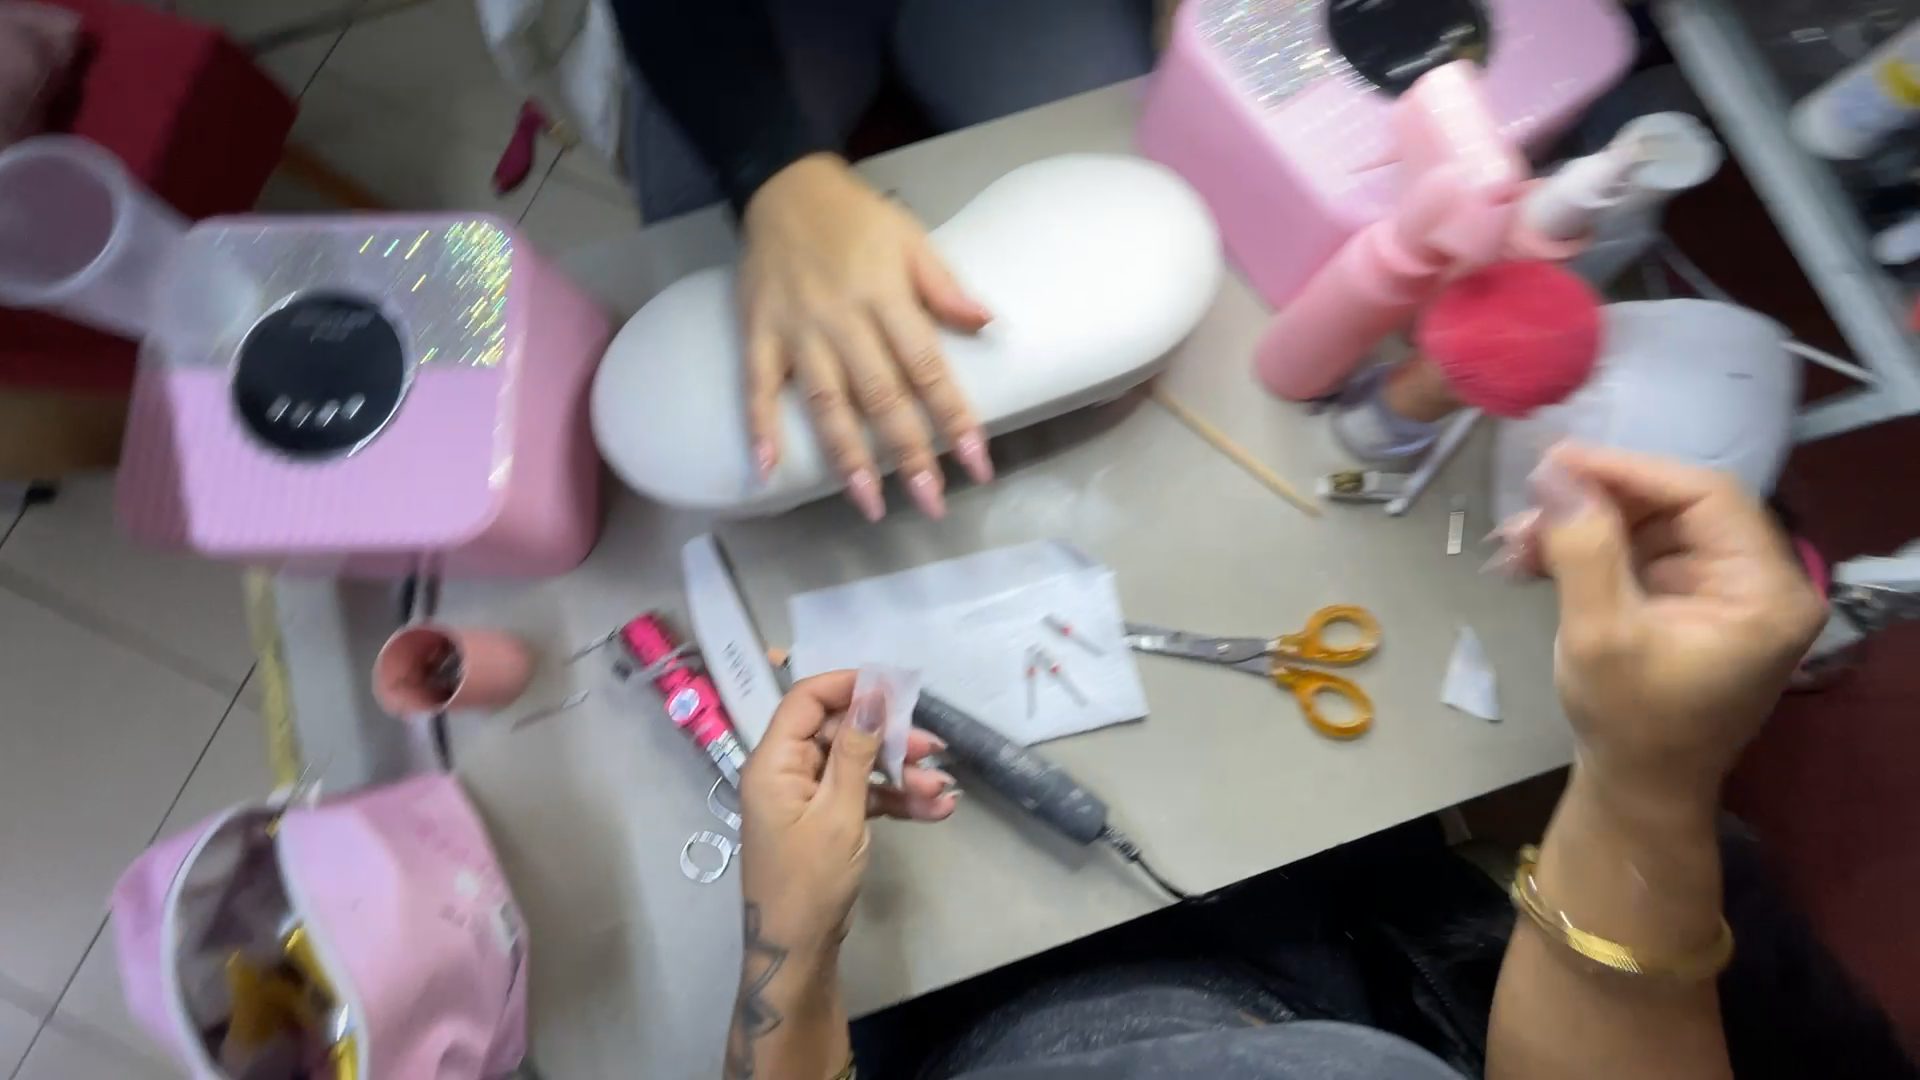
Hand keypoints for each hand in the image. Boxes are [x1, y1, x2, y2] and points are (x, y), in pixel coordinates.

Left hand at [737, 671, 959, 957]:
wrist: (799, 954)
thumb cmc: (809, 880)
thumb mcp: (839, 812)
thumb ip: (856, 750)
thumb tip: (873, 695)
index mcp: (775, 761)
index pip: (807, 699)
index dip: (849, 685)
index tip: (894, 686)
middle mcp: (788, 770)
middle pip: (841, 732)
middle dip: (890, 740)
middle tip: (933, 747)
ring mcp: (808, 794)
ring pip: (858, 764)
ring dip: (901, 774)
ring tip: (942, 788)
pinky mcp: (826, 816)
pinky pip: (862, 793)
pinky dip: (895, 798)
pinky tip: (934, 808)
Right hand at [739, 154, 995, 521]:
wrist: (783, 184)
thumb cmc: (858, 220)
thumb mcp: (912, 240)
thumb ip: (946, 288)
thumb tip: (989, 324)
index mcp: (888, 298)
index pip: (929, 369)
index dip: (955, 419)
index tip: (978, 463)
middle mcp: (844, 320)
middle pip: (882, 397)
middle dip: (909, 453)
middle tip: (931, 503)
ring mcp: (797, 331)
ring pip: (825, 402)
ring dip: (847, 456)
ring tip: (868, 503)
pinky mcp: (758, 335)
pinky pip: (757, 387)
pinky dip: (758, 428)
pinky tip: (766, 471)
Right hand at [1522, 444, 1825, 808]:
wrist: (1635, 779)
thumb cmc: (1629, 716)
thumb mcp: (1599, 634)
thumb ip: (1583, 552)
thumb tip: (1554, 479)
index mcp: (1760, 588)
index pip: (1705, 497)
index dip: (1628, 470)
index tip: (1555, 461)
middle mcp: (1746, 580)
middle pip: (1668, 509)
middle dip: (1589, 505)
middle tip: (1522, 509)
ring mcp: (1709, 591)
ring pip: (1638, 529)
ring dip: (1573, 529)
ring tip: (1513, 543)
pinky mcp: (1672, 602)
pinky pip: (1623, 556)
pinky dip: (1575, 552)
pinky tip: (1527, 560)